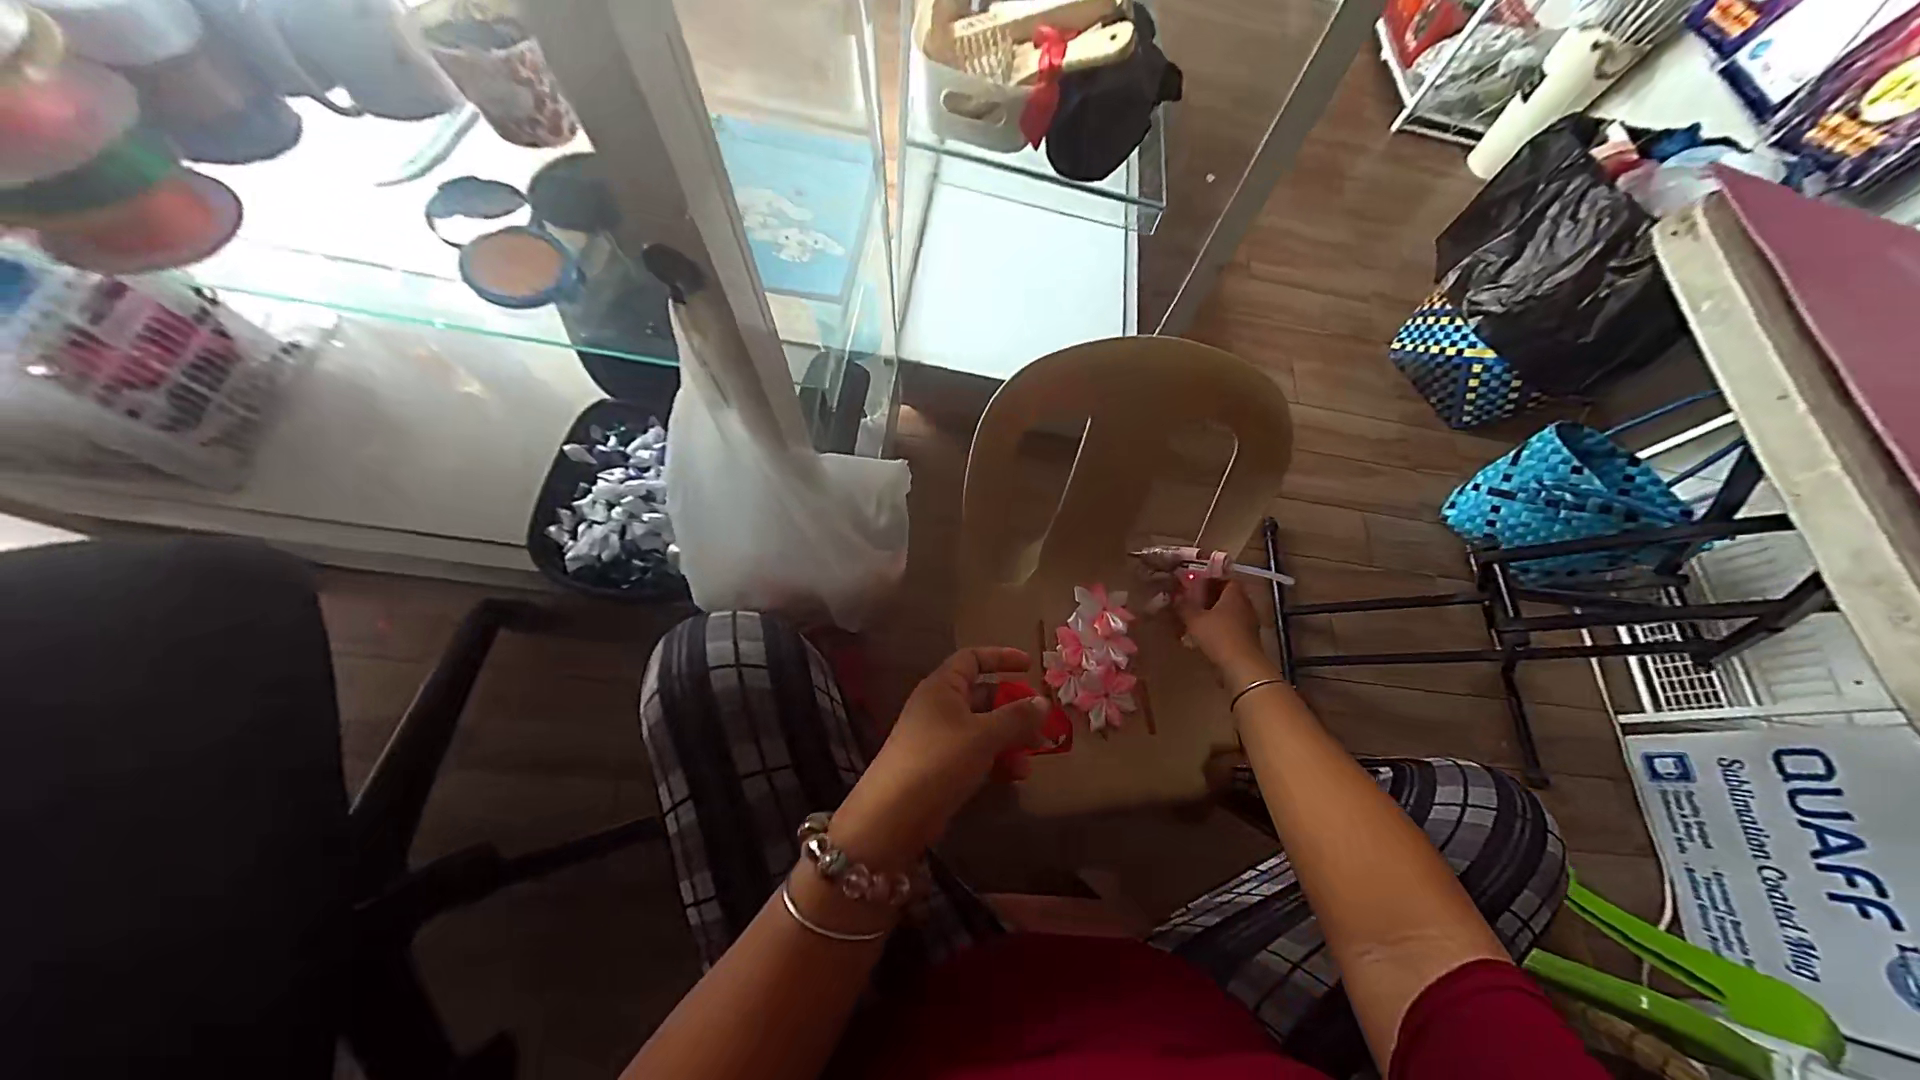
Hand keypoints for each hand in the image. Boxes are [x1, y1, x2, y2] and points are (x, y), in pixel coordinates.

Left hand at [830, 647, 1048, 869]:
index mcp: (943, 687)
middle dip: (1014, 709)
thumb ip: (1016, 717)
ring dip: (1010, 740)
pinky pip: (975, 754)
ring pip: (983, 729)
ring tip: (1032, 759)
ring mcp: (938, 738)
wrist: (893, 815)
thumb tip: (1042, 702)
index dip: (1001, 657)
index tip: (1030, 666)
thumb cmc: (939, 760)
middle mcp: (939, 707)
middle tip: (1042, 724)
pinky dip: (996, 761)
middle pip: (982, 696)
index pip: (972, 659)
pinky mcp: (940, 768)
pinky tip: (1015, 777)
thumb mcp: (984, 735)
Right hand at [1177, 580, 1278, 687]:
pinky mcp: (1247, 640)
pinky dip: (1219, 629)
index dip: (1211, 580)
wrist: (1241, 666)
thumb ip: (1184, 606)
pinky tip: (1204, 636)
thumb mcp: (1194, 619)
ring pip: (1229, 613)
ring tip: (1195, 620)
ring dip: (1214, 615)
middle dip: (1210, 598)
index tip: (1196, 585)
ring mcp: (1249, 623)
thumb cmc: (1218, 636)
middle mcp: (1245, 606)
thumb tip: (1176, 596)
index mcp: (1235, 595)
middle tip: (1192, 602)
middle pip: (1228, 596)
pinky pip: (1231, 628)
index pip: (1226, 579)